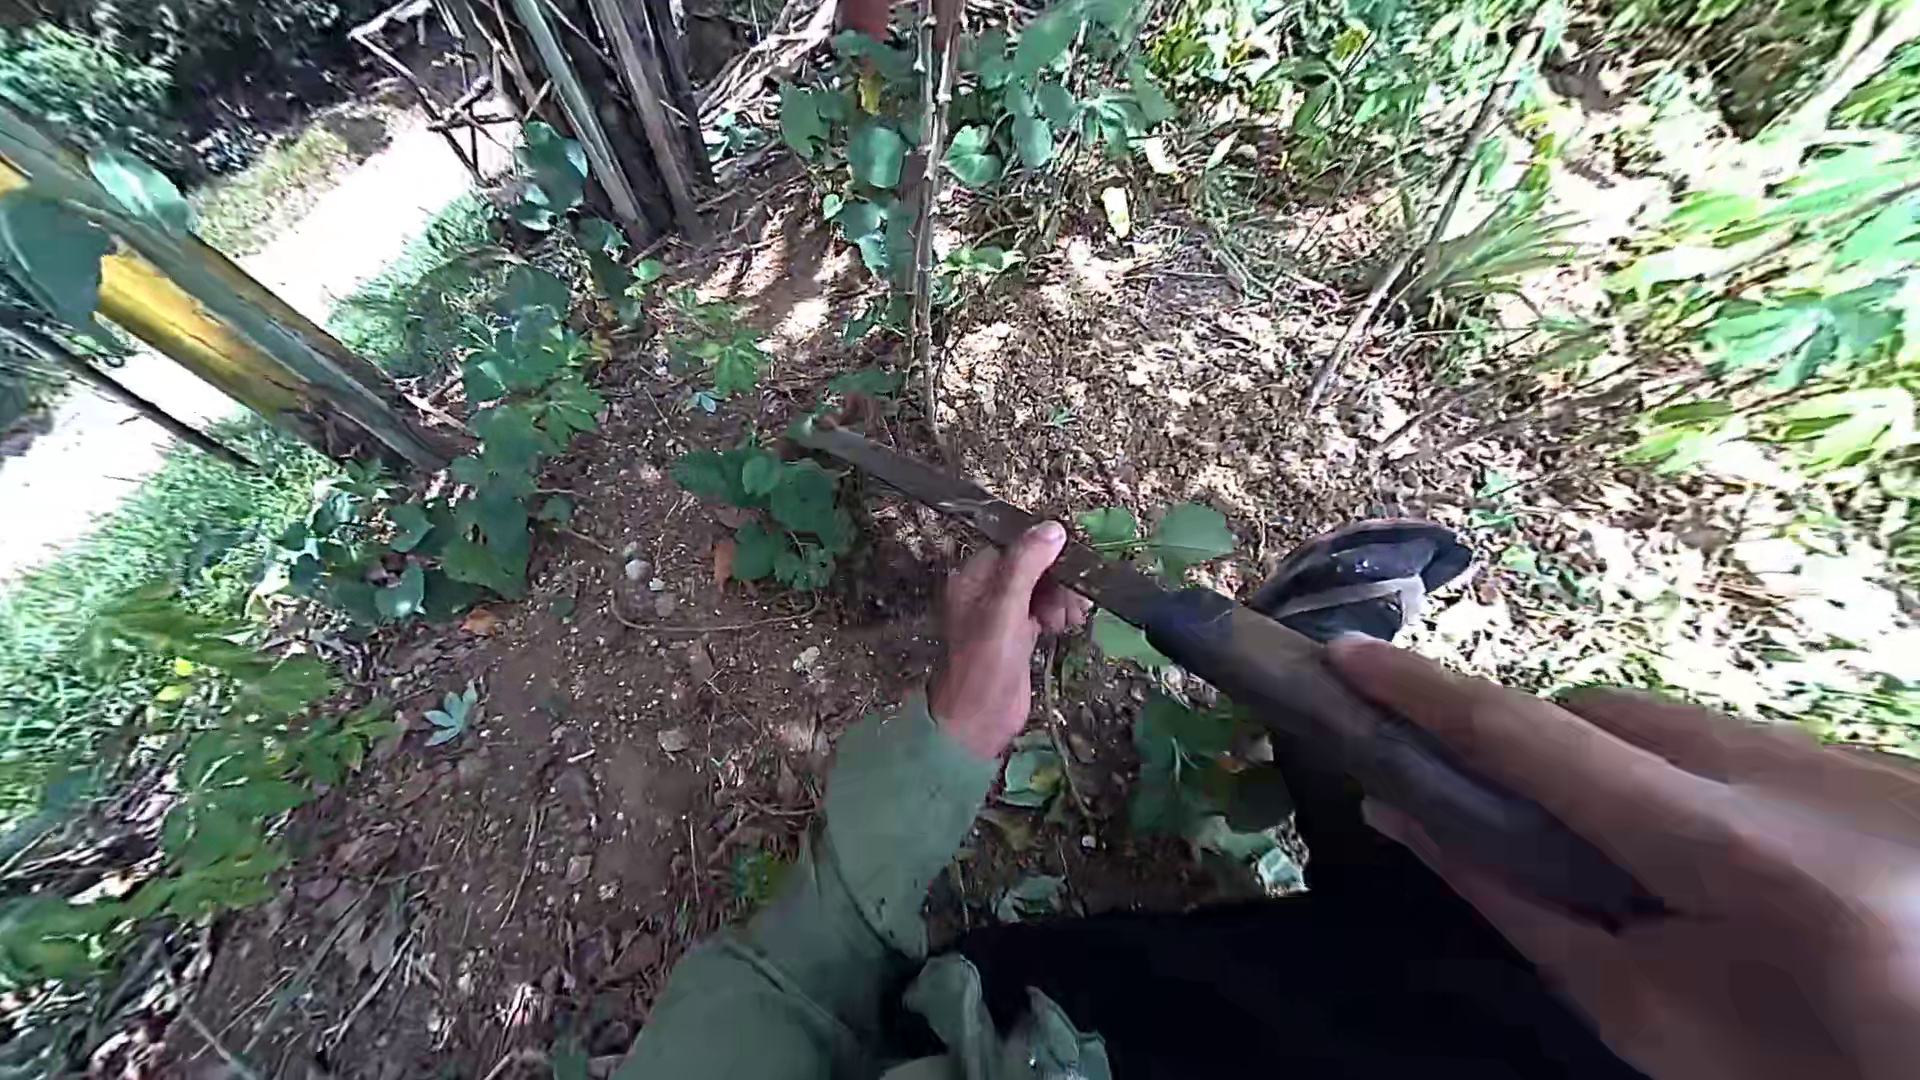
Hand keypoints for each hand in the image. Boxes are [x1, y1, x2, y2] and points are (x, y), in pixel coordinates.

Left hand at [929, 521, 1089, 758]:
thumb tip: (1053, 528)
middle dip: (1058, 578)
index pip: (1014, 548)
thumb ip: (1026, 566)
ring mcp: (1002, 615)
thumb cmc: (984, 665)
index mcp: (973, 579)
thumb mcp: (1005, 609)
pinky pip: (1042, 611)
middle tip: (1077, 598)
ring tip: (1074, 616)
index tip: (1073, 561)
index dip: (1044, 552)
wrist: (977, 722)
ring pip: (1040, 589)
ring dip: (1062, 597)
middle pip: (1030, 568)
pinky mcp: (1017, 636)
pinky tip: (1069, 624)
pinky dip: (1058, 613)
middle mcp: (985, 592)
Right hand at [1328, 636, 1919, 1079]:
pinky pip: (1736, 737)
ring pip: (1665, 719)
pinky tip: (1741, 853)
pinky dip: (1693, 774)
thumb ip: (1507, 897)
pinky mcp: (1898, 763)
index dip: (1423, 690)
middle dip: (1538, 746)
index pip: (1530, 738)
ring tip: (1657, 852)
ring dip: (1618, 761)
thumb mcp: (1648, 1017)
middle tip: (1532, 819)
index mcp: (1748, 862)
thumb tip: (1391, 809)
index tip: (1344, 652)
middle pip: (1599, 713)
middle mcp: (1815, 780)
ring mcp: (1873, 762)